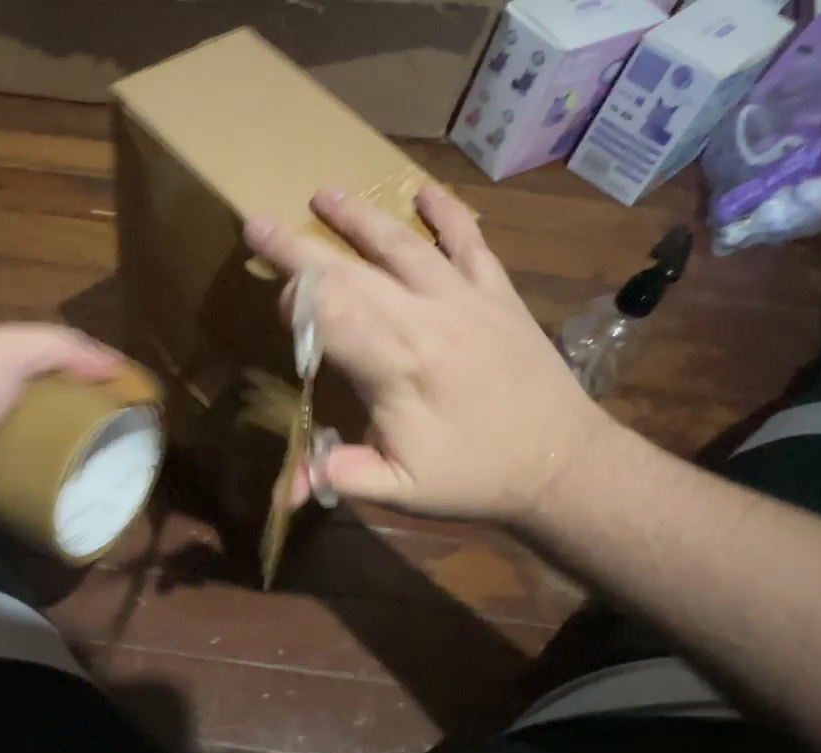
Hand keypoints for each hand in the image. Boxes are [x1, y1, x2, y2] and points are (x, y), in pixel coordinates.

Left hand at [0, 324, 125, 543]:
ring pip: (61, 440)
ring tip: (131, 457)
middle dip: (100, 410)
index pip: (61, 357)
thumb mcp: (5, 349)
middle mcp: (4, 400)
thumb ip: (60, 346)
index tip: (136, 388)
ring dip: (91, 447)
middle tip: (140, 426)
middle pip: (64, 400)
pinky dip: (73, 479)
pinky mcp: (10, 483)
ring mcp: (7, 444)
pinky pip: (50, 477)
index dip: (98, 367)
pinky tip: (102, 483)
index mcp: (0, 361)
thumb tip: (116, 364)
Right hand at [245, 186, 613, 523]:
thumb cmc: (473, 478)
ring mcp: (466, 299)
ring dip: (360, 218)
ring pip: (404, 246)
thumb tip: (287, 487)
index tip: (277, 303)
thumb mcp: (401, 491)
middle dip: (300, 249)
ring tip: (324, 192)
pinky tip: (424, 192)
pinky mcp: (498, 295)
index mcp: (398, 368)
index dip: (297, 302)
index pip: (333, 315)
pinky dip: (447, 214)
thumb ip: (341, 476)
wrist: (562, 463)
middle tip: (258, 221)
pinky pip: (469, 243)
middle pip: (353, 273)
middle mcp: (428, 319)